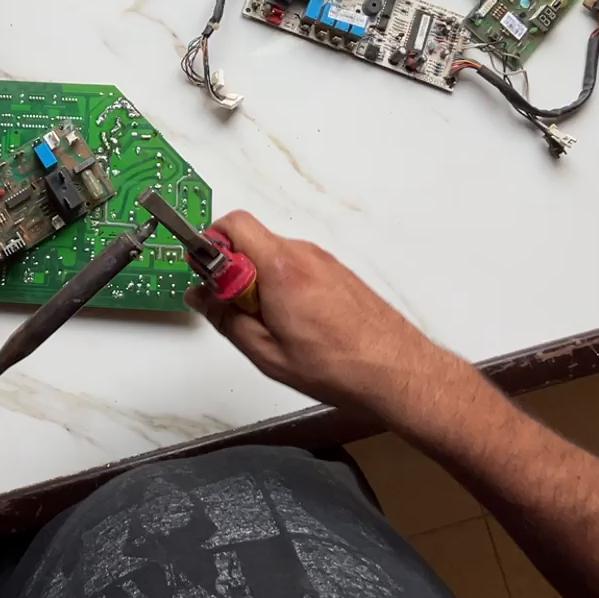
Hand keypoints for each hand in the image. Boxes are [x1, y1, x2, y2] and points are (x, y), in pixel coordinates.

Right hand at [187, 211, 454, 416]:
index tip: (208, 279)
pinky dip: (280, 283)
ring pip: (270, 253)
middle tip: (237, 309)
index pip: (232, 225)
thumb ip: (225, 318)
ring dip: (257, 279)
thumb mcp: (266, 352)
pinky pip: (293, 264)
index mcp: (280, 268)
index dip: (210, 248)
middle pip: (249, 239)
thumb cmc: (340, 365)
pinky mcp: (334, 270)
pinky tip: (293, 321)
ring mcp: (321, 259)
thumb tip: (200, 297)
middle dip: (232, 270)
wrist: (398, 372)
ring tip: (270, 323)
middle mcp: (301, 253)